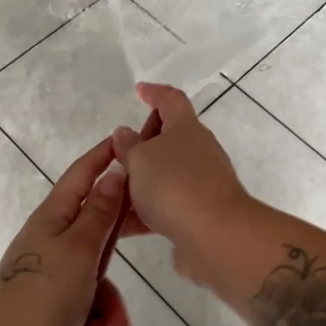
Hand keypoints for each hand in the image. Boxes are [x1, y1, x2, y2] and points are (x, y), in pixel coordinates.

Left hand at [0, 136, 133, 325]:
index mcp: (52, 218)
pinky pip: (85, 300)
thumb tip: (115, 170)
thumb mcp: (79, 251)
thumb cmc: (41, 299)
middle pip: (94, 221)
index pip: (82, 174)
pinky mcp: (50, 307)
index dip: (105, 155)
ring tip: (114, 321)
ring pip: (95, 269)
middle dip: (121, 233)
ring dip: (109, 294)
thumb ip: (100, 212)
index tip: (130, 138)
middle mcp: (49, 240)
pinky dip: (95, 315)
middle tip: (153, 227)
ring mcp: (48, 274)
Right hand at [109, 83, 254, 283]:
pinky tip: (119, 226)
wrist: (215, 235)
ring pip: (165, 175)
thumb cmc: (174, 184)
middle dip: (143, 143)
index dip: (155, 93)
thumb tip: (124, 133)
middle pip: (169, 138)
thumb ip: (129, 147)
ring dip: (140, 181)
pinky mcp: (199, 213)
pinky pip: (166, 207)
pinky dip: (144, 212)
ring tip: (110, 193)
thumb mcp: (141, 160)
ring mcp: (202, 182)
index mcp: (186, 128)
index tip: (140, 90)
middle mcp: (198, 150)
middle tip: (117, 155)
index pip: (171, 100)